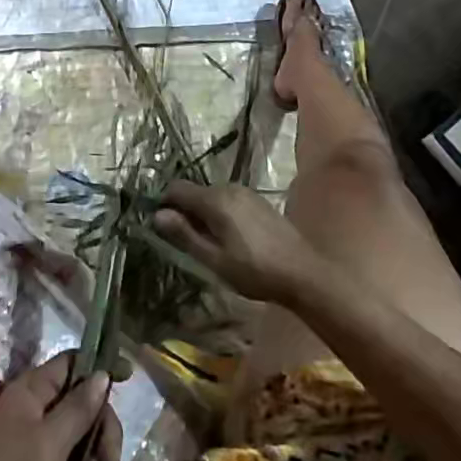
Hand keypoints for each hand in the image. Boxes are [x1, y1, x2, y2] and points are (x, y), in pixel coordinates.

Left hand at [0, 351, 122, 460]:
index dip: (98, 368)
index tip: (128, 378)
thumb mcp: (49, 443)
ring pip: (87, 447)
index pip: (70, 363)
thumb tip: (102, 372)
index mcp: (30, 393)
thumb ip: (78, 408)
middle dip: (101, 441)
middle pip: (87, 408)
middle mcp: (38, 414)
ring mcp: (43, 449)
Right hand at [151, 180, 320, 304]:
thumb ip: (185, 235)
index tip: (162, 226)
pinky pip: (228, 200)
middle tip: (186, 243)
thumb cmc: (254, 270)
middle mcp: (230, 187)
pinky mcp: (258, 201)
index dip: (164, 204)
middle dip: (185, 212)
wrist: (302, 273)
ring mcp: (246, 192)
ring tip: (208, 245)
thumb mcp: (214, 259)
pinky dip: (220, 214)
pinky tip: (229, 239)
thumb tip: (157, 215)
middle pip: (195, 192)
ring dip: (203, 214)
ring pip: (212, 196)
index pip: (177, 188)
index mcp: (216, 199)